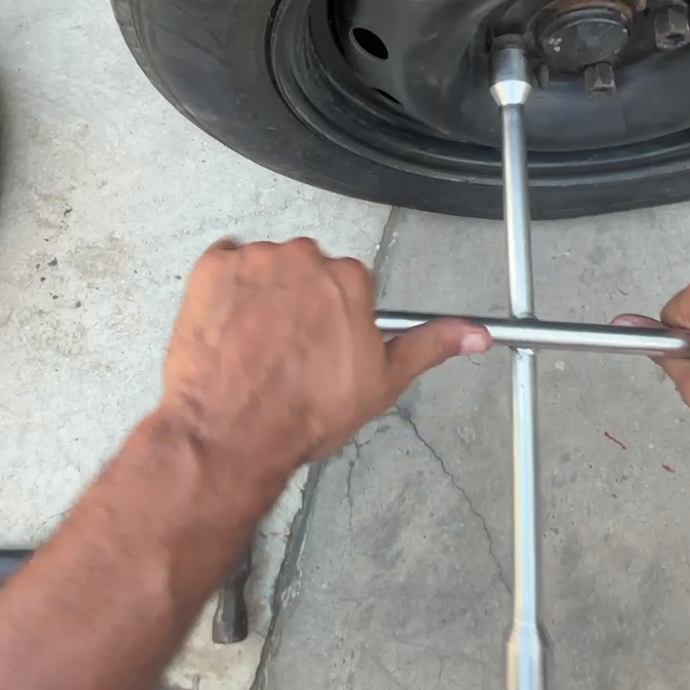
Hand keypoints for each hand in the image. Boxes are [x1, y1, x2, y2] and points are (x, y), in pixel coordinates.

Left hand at [156, 239, 488, 484]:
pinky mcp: (213, 266)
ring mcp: (256, 259)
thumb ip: (429, 345)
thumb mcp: (381, 382)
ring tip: (254, 345)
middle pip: (307, 270)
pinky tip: (227, 327)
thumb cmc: (303, 411)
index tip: (322, 345)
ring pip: (266, 267)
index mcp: (349, 279)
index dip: (334, 319)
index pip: (347, 285)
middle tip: (287, 349)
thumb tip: (476, 333)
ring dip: (261, 295)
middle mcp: (306, 258)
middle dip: (299, 301)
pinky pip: (224, 264)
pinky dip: (224, 290)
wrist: (232, 431)